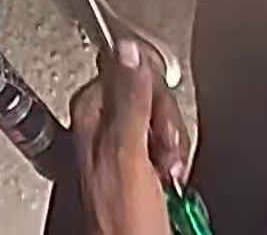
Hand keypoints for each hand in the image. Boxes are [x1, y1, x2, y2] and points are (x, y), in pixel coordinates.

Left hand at [70, 40, 181, 234]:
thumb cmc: (121, 220)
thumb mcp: (127, 151)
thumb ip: (129, 97)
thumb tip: (129, 48)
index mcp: (91, 109)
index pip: (125, 67)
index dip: (150, 87)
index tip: (159, 113)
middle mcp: (103, 122)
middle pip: (147, 95)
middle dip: (165, 123)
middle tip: (162, 152)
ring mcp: (123, 146)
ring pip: (160, 122)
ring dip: (173, 147)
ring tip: (167, 173)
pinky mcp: (142, 168)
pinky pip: (167, 148)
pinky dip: (176, 164)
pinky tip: (172, 182)